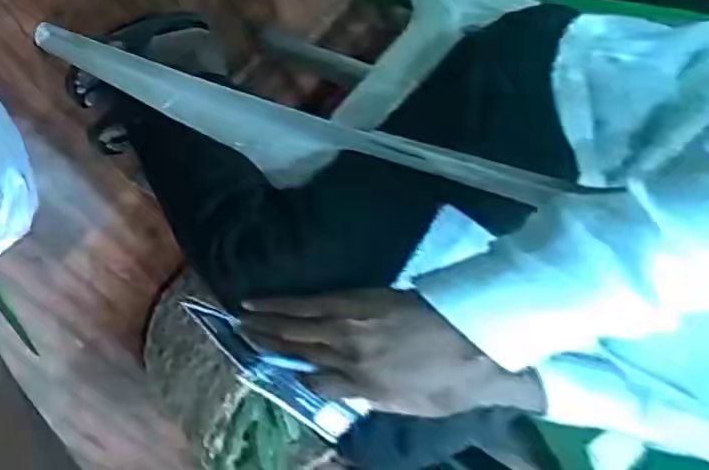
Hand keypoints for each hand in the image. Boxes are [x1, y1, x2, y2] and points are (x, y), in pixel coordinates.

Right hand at [241, 289, 546, 417]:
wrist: (469, 336)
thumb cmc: (454, 378)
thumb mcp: (423, 405)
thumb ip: (381, 400)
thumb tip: (349, 394)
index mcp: (369, 389)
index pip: (318, 386)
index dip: (296, 378)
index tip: (279, 371)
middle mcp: (348, 359)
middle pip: (297, 352)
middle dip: (266, 345)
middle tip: (241, 337)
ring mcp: (342, 328)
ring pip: (291, 326)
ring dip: (262, 323)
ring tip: (239, 319)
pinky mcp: (339, 302)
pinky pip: (299, 304)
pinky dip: (273, 303)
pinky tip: (255, 302)